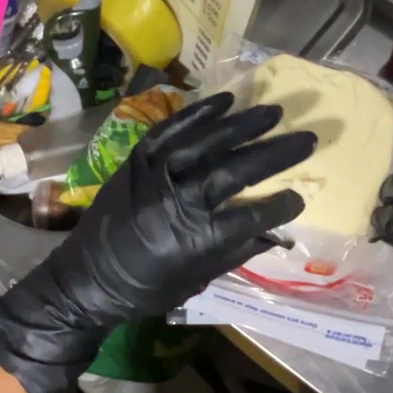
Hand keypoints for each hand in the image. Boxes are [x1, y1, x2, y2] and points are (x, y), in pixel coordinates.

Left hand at [0, 92, 313, 392]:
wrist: (85, 279)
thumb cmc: (145, 289)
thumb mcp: (195, 282)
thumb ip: (236, 253)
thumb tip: (275, 233)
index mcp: (194, 240)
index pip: (249, 218)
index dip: (279, 206)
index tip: (300, 197)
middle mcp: (177, 201)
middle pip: (236, 171)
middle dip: (275, 153)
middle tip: (307, 139)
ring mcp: (155, 174)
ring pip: (206, 142)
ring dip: (243, 125)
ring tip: (273, 113)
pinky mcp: (137, 159)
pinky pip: (172, 129)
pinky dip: (199, 114)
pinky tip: (226, 102)